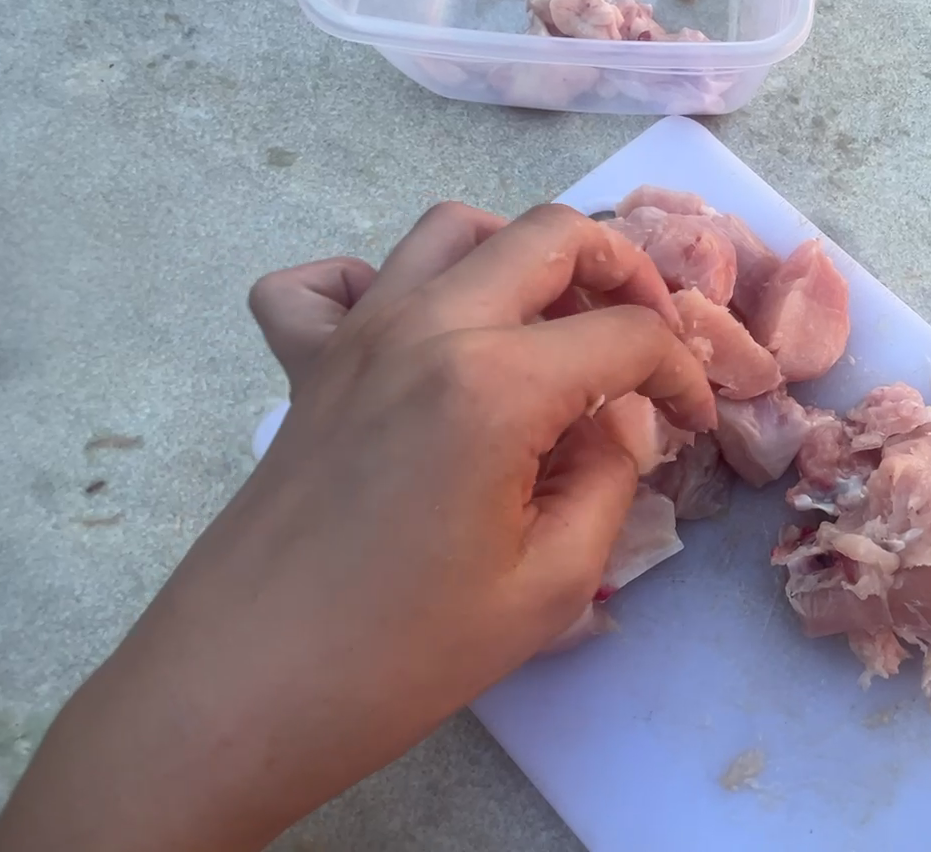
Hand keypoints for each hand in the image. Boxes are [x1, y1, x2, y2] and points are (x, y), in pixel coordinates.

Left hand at [0, 202, 716, 851]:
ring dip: (525, 256)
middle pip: (555, 234)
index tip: (694, 419)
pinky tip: (422, 333)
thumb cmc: (408, 652)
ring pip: (457, 228)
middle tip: (648, 337)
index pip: (630, 336)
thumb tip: (621, 415)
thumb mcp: (557, 580)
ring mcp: (356, 332)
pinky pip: (337, 278)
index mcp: (497, 383)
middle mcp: (428, 326)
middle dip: (627, 273)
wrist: (236, 702)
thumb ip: (614, 473)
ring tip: (553, 320)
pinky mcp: (306, 360)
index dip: (683, 373)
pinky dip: (388, 282)